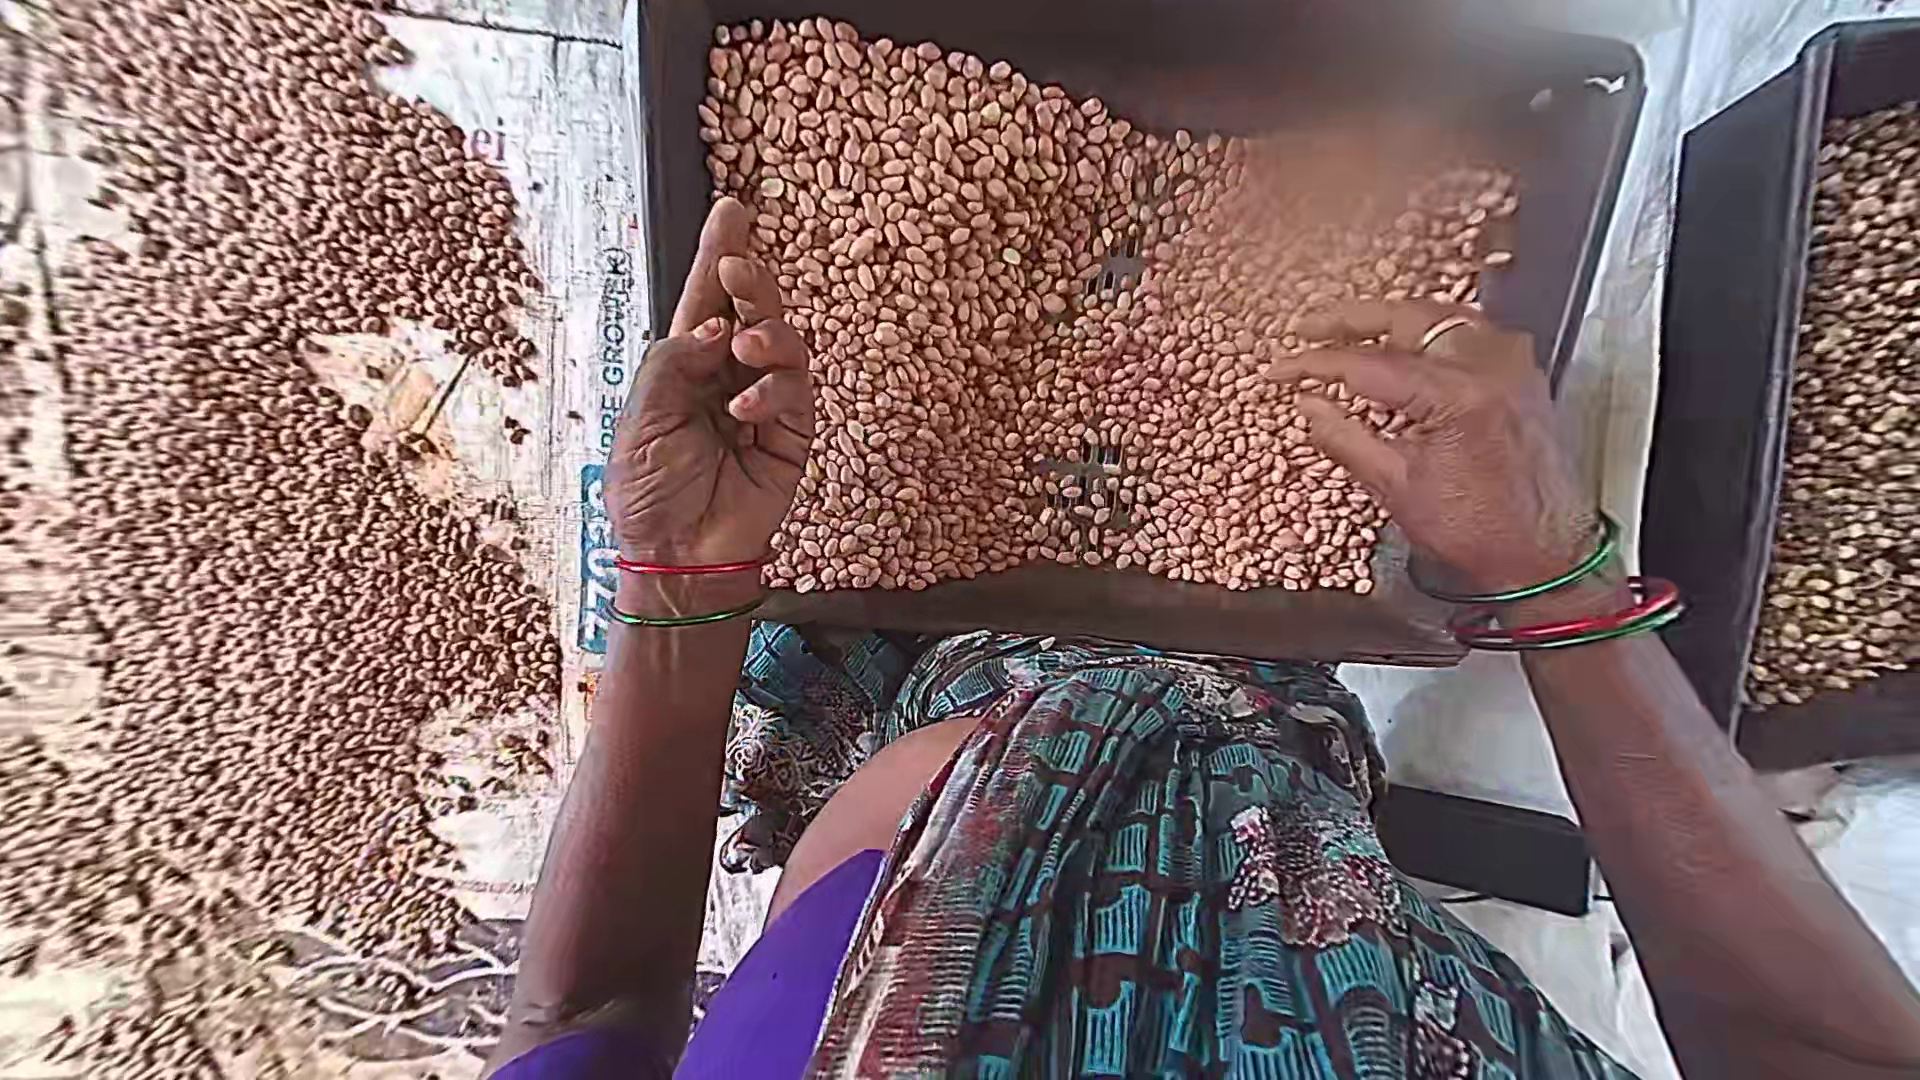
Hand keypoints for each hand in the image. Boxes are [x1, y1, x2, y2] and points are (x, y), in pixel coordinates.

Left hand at [606, 197, 813, 569]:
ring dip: (767, 336)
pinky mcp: (792, 436)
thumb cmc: (649, 490)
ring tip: (742, 351)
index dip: (719, 258)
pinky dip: (773, 392)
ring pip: (783, 348)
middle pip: (751, 315)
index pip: (705, 304)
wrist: (679, 552)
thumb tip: (717, 327)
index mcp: (685, 370)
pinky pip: (795, 396)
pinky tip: (746, 406)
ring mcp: (764, 406)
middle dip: (750, 286)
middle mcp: (727, 380)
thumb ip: (675, 363)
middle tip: (740, 272)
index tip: (733, 211)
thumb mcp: (641, 416)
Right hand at [1268, 299, 1596, 594]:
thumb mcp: (1392, 484)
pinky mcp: (1519, 376)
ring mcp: (1513, 366)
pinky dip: (1422, 332)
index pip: (1368, 364)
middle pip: (1409, 318)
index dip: (1315, 364)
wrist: (1542, 552)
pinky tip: (1396, 344)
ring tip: (1343, 328)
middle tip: (1306, 328)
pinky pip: (1465, 334)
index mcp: (1458, 395)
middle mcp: (1492, 366)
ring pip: (1440, 317)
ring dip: (1387, 318)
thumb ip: (1343, 436)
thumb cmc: (1470, 526)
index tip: (1280, 370)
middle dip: (1350, 319)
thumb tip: (1306, 404)